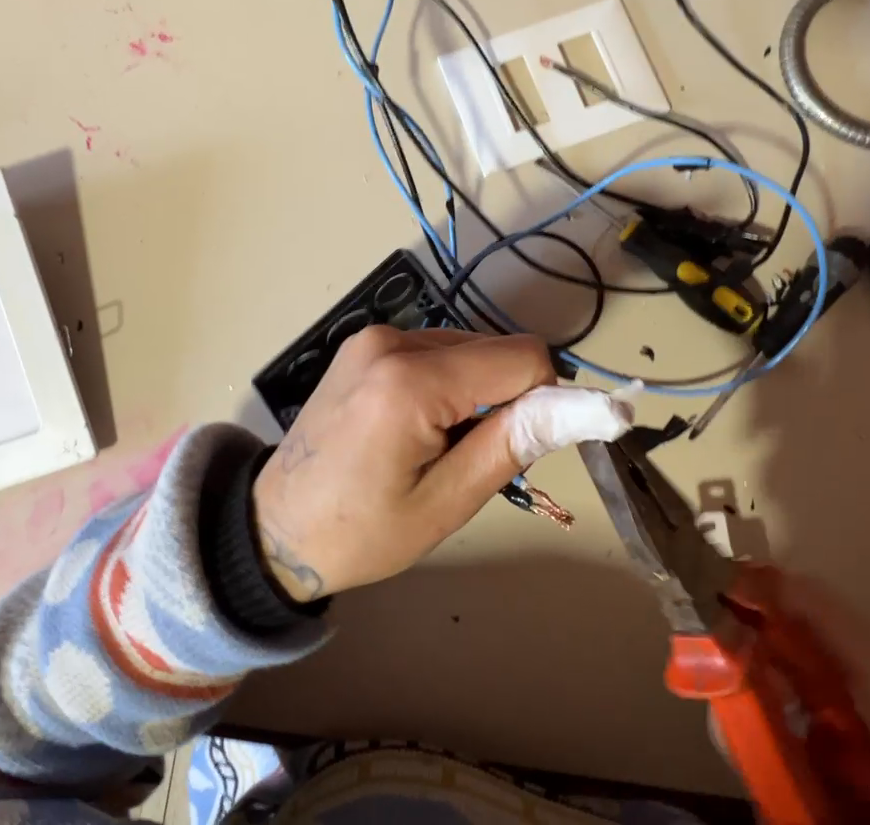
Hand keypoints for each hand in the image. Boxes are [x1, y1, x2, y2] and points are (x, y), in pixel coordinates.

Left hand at [253, 327, 555, 600]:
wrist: (274, 529)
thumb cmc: (362, 531)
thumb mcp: (447, 500)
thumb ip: (516, 441)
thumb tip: (595, 406)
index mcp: (411, 379)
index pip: (524, 357)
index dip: (542, 401)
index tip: (516, 449)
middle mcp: (392, 340)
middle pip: (495, 349)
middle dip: (505, 399)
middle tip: (468, 459)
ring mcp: (373, 337)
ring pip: (468, 348)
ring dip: (474, 392)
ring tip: (436, 447)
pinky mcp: (364, 344)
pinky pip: (435, 350)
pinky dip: (446, 384)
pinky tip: (418, 426)